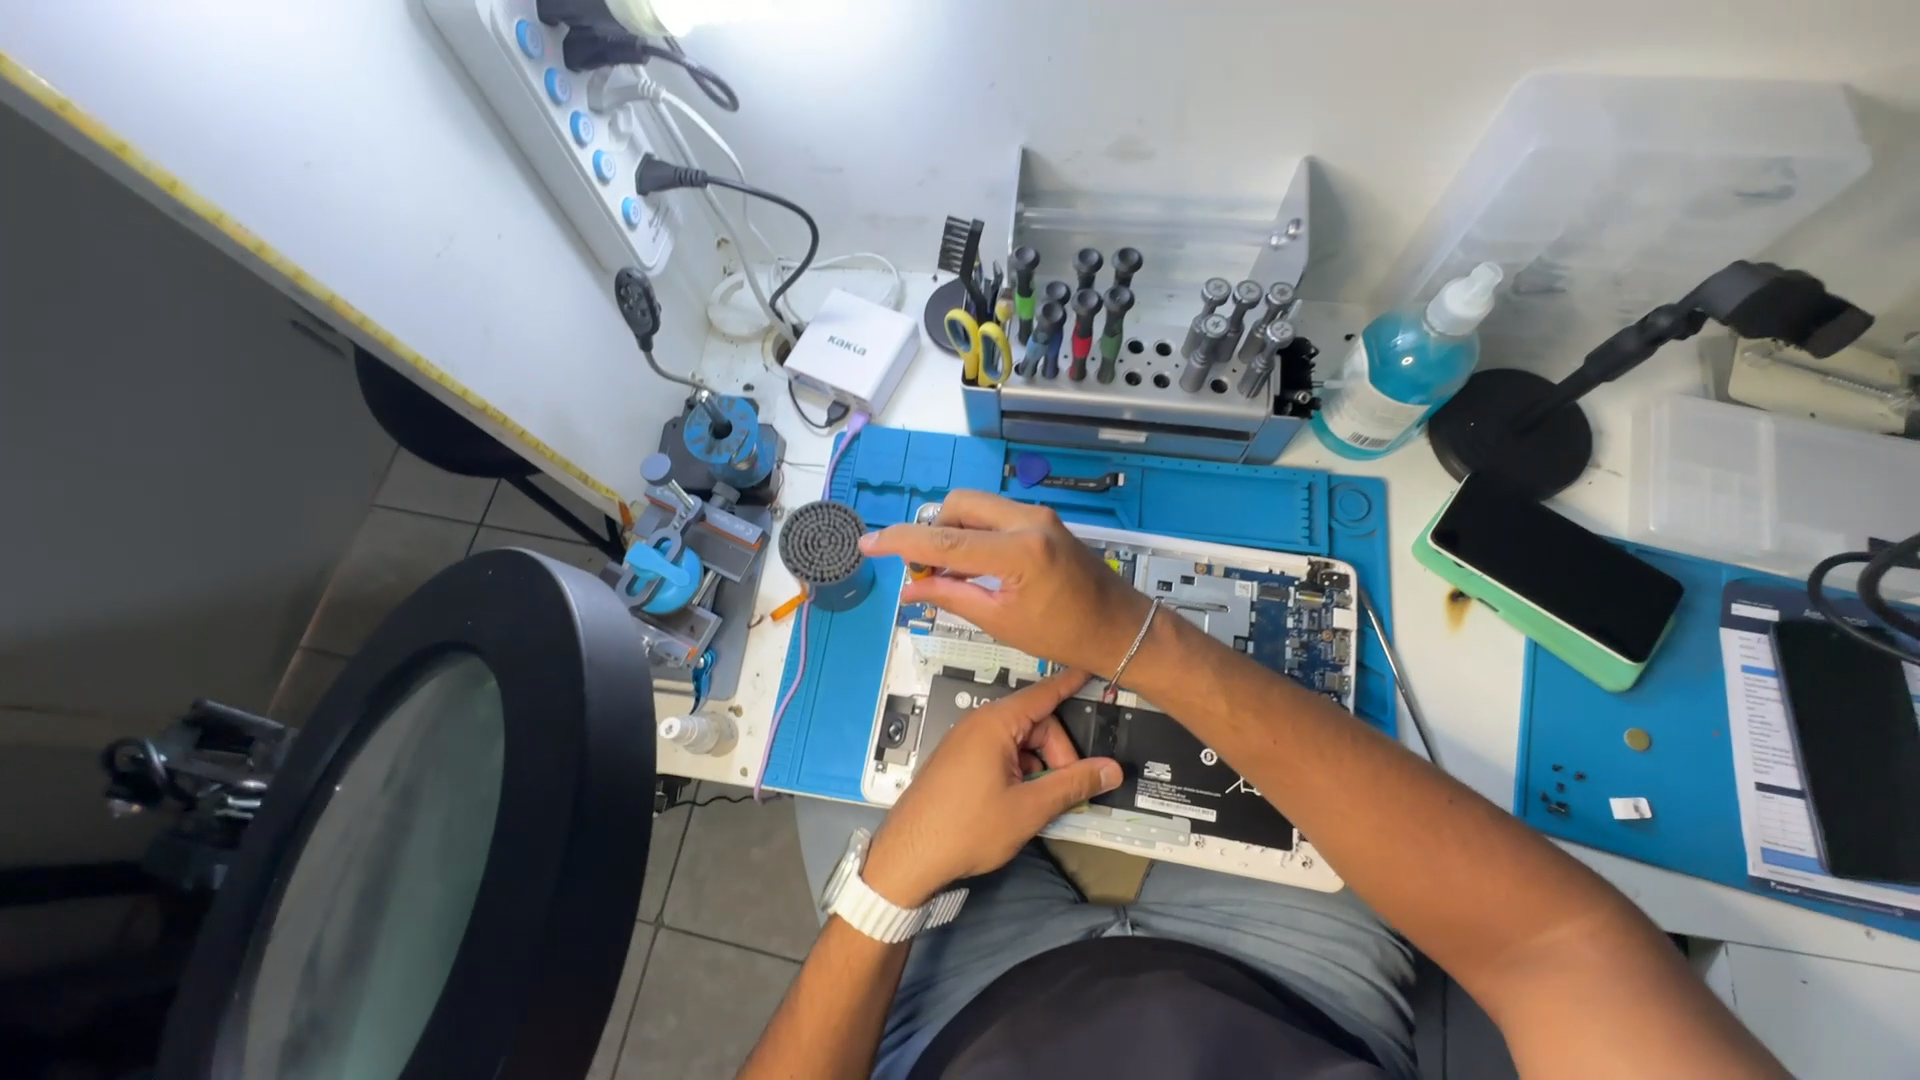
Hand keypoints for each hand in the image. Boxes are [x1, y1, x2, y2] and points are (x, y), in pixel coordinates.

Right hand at [860, 491, 1152, 675]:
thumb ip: (951, 596)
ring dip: (952, 531)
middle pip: (957, 505)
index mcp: (1019, 551)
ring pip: (975, 506)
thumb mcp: (1001, 621)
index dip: (901, 541)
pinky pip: (995, 514)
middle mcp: (1029, 521)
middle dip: (931, 530)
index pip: (945, 538)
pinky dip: (974, 533)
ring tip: (946, 572)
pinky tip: (971, 564)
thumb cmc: (1064, 635)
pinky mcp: (1044, 519)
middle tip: (921, 569)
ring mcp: (1039, 516)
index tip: (869, 543)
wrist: (1120, 627)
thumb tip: (909, 590)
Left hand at [863, 671, 1120, 907]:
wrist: (909, 857)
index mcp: (995, 723)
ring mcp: (965, 742)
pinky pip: (998, 753)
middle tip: (1067, 789)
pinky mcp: (958, 761)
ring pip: (1018, 741)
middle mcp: (978, 723)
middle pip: (1034, 723)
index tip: (1092, 669)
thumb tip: (1112, 769)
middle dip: (1057, 752)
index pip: (1043, 693)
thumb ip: (1073, 785)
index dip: (1071, 683)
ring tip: (1041, 802)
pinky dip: (1018, 770)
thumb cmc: (968, 828)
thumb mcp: (1029, 808)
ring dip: (1038, 765)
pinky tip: (1020, 801)